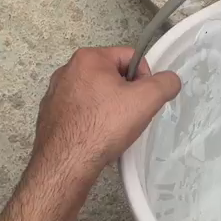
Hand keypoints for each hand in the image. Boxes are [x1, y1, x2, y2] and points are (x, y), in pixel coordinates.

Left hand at [27, 47, 180, 188]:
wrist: (66, 163)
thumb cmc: (103, 127)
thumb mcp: (146, 100)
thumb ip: (165, 83)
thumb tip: (170, 80)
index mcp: (88, 58)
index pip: (131, 56)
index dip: (144, 78)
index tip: (142, 100)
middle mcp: (67, 70)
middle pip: (112, 74)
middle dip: (126, 93)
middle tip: (130, 116)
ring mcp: (55, 93)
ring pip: (96, 93)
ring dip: (109, 107)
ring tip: (113, 128)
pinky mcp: (50, 114)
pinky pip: (80, 110)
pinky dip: (91, 119)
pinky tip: (96, 136)